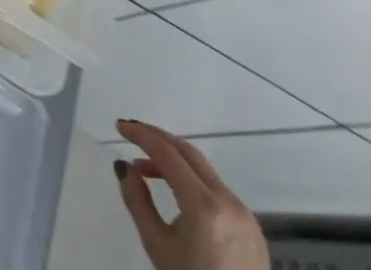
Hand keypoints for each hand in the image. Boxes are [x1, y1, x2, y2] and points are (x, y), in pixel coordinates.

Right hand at [115, 119, 269, 269]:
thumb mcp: (156, 243)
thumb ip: (137, 200)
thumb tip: (125, 167)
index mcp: (203, 205)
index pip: (168, 154)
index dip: (141, 135)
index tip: (119, 126)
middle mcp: (229, 200)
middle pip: (190, 153)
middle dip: (157, 137)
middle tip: (130, 133)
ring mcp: (244, 212)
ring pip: (204, 170)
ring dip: (173, 160)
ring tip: (145, 170)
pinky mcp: (251, 224)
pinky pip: (216, 188)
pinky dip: (191, 178)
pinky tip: (175, 192)